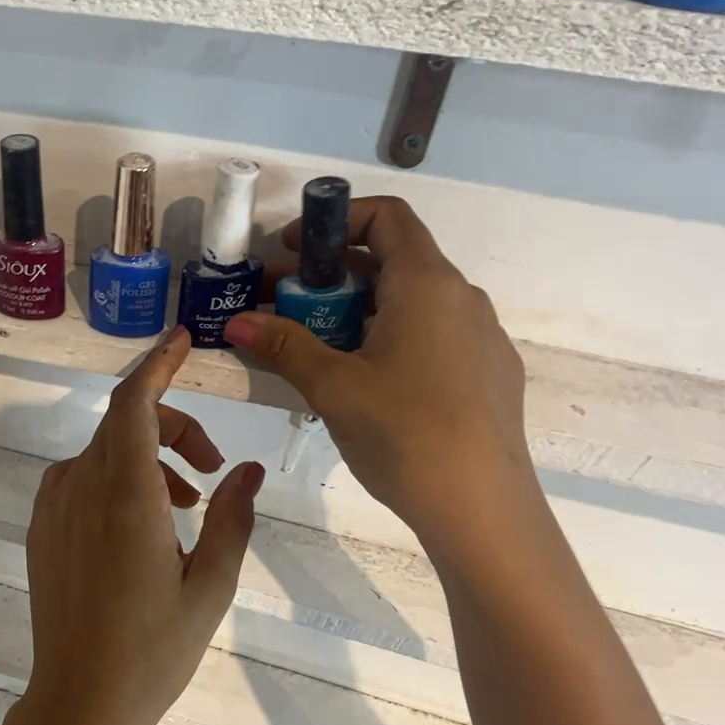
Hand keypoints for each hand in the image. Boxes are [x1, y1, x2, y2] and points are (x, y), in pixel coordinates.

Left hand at [22, 326, 264, 724]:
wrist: (80, 701)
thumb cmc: (154, 649)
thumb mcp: (211, 584)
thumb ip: (233, 516)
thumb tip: (247, 467)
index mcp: (124, 495)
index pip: (133, 403)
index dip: (157, 365)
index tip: (182, 342)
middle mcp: (80, 488)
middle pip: (123, 423)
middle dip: (173, 427)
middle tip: (213, 471)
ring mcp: (53, 508)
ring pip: (103, 452)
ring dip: (147, 459)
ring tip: (186, 509)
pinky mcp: (42, 529)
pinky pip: (79, 479)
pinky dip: (116, 480)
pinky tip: (141, 526)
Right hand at [225, 195, 532, 542]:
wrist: (481, 508)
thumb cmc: (403, 433)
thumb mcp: (332, 387)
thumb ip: (284, 346)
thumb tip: (237, 322)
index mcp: (427, 284)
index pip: (386, 216)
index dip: (334, 220)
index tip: (292, 252)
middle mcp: (462, 298)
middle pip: (393, 262)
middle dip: (332, 278)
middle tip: (284, 308)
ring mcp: (481, 337)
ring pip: (411, 303)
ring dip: (358, 312)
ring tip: (318, 350)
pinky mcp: (487, 374)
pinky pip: (432, 336)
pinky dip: (391, 339)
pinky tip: (367, 385)